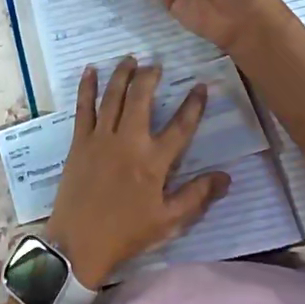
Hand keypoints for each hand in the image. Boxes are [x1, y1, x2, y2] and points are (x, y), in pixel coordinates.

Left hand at [46, 57, 230, 282]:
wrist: (78, 244)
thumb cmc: (126, 233)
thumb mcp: (168, 221)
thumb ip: (197, 195)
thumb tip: (226, 177)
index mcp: (154, 162)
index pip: (181, 126)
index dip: (194, 105)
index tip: (201, 86)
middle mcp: (128, 142)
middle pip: (142, 99)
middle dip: (151, 77)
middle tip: (157, 65)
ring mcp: (100, 139)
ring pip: (113, 97)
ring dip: (122, 75)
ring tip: (130, 58)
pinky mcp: (79, 143)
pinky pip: (83, 108)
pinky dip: (87, 87)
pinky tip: (91, 71)